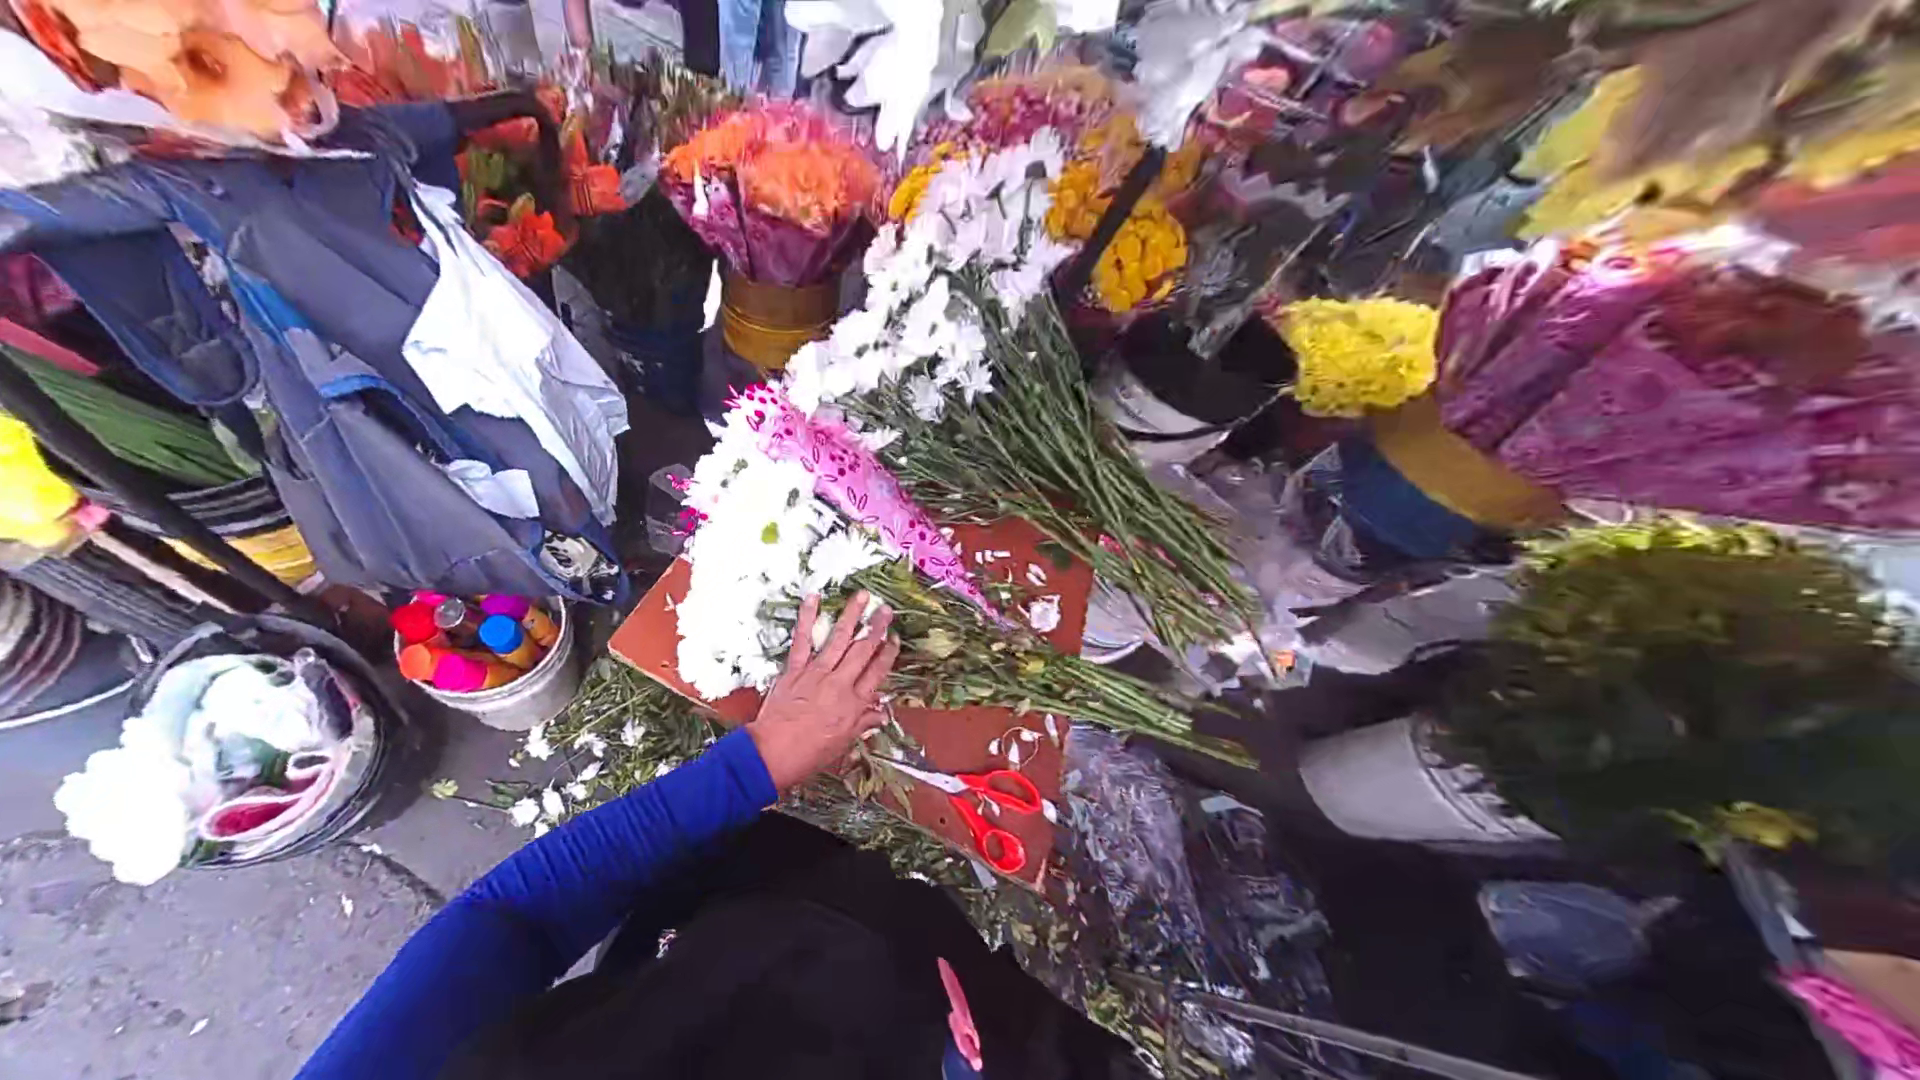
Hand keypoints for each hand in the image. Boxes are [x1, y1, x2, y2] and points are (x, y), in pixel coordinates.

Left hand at [746, 592, 899, 790]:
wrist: (773, 754)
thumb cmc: (809, 754)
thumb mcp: (843, 742)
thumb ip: (863, 722)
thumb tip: (882, 713)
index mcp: (854, 703)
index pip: (877, 672)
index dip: (888, 653)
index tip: (894, 638)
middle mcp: (839, 683)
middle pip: (863, 650)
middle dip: (876, 628)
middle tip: (886, 610)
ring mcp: (816, 673)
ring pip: (839, 639)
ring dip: (852, 615)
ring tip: (863, 596)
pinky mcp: (794, 669)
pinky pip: (803, 639)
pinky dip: (808, 618)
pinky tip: (814, 599)